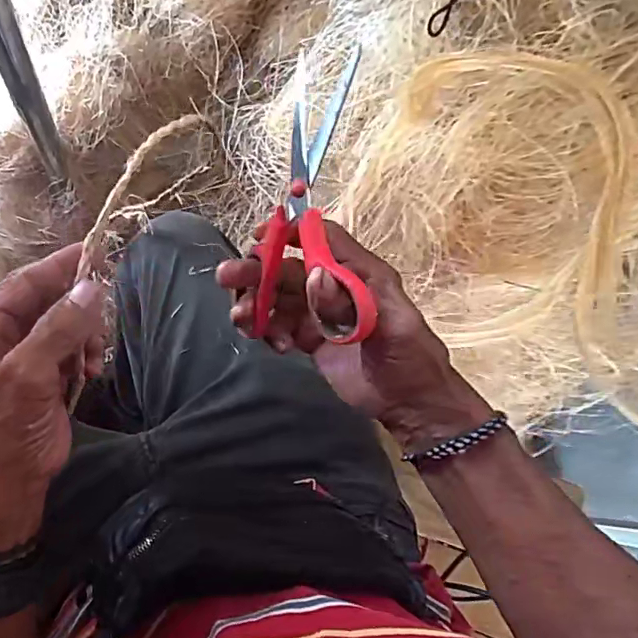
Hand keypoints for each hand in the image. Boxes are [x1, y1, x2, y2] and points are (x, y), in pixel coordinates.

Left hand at [0, 243, 106, 555]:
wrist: (11, 485)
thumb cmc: (7, 430)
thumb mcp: (27, 376)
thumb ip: (58, 329)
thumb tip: (91, 287)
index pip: (22, 284)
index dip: (57, 267)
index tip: (93, 249)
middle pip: (46, 302)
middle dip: (77, 307)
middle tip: (106, 305)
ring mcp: (23, 357)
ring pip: (65, 325)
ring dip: (85, 337)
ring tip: (92, 359)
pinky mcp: (45, 376)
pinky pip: (72, 349)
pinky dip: (86, 356)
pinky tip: (91, 371)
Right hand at [215, 218, 492, 452]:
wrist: (412, 406)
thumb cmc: (411, 361)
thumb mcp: (389, 328)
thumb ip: (349, 302)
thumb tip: (313, 274)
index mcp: (360, 273)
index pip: (320, 238)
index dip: (289, 232)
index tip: (259, 237)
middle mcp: (335, 286)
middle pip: (287, 267)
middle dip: (255, 270)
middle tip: (226, 276)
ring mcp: (319, 313)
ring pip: (275, 296)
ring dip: (254, 303)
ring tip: (242, 319)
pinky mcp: (309, 337)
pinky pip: (276, 324)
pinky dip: (265, 330)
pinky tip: (273, 345)